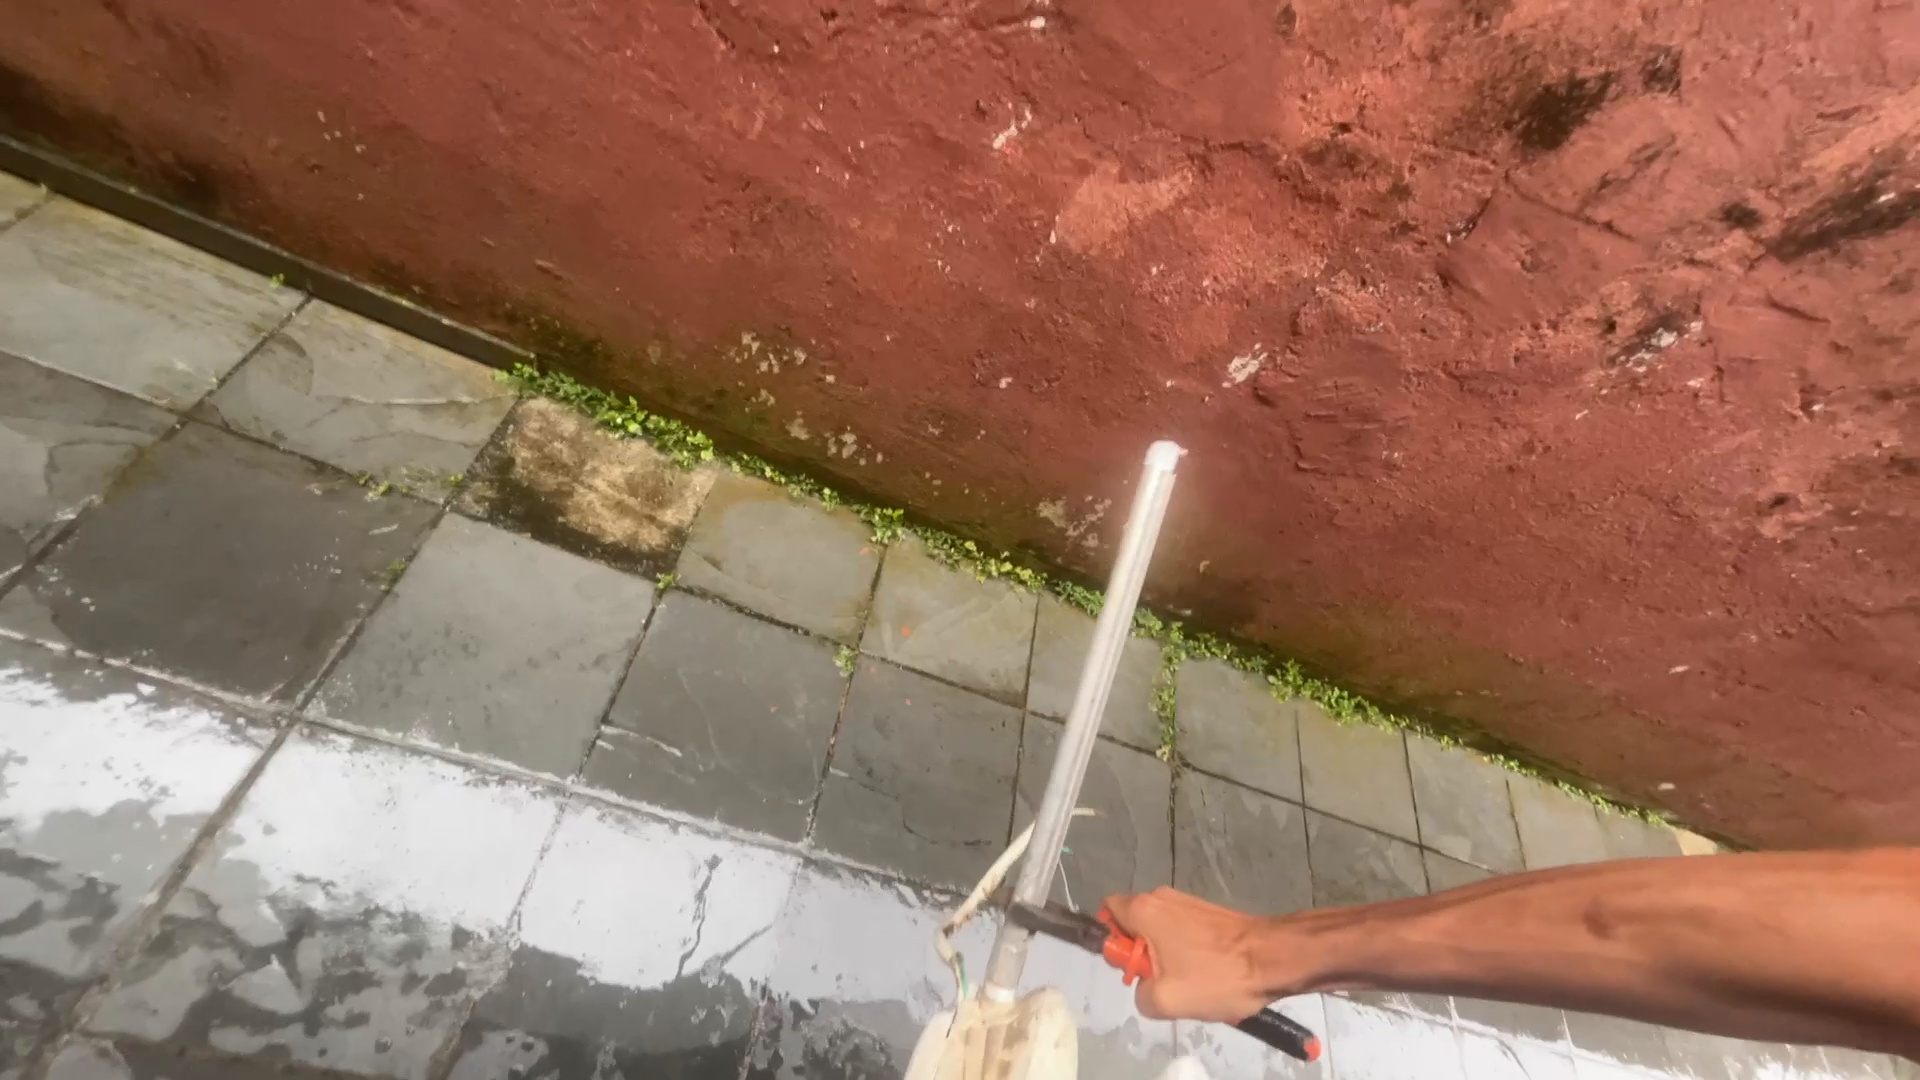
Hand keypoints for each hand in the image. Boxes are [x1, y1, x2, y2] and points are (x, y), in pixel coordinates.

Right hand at [1103, 888, 1280, 1022]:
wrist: (1269, 958)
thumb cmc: (1215, 975)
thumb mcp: (1167, 1000)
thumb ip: (1141, 995)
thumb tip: (1145, 989)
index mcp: (1144, 909)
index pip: (1108, 910)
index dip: (1113, 940)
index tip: (1132, 966)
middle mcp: (1160, 896)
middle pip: (1134, 922)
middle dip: (1142, 953)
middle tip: (1161, 982)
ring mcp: (1185, 901)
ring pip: (1159, 929)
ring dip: (1166, 955)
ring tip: (1189, 982)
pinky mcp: (1205, 910)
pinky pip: (1181, 930)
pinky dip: (1186, 950)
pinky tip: (1206, 973)